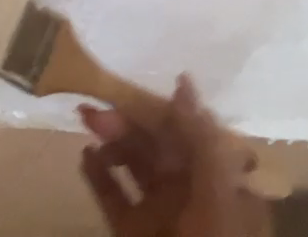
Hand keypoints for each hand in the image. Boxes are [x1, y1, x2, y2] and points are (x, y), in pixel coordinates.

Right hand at [78, 75, 272, 236]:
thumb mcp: (217, 202)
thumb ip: (201, 144)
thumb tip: (183, 84)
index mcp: (223, 186)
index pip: (193, 134)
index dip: (166, 110)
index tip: (136, 88)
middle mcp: (193, 195)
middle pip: (158, 146)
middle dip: (129, 122)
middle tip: (96, 109)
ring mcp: (162, 215)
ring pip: (133, 164)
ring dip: (110, 140)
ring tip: (87, 125)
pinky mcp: (133, 232)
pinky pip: (113, 195)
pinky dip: (98, 174)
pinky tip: (84, 156)